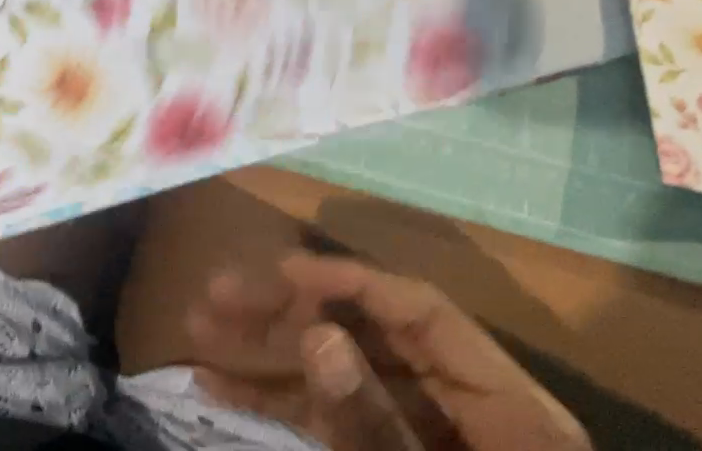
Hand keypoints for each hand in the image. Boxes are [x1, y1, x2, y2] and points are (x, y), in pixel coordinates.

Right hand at [186, 253, 588, 450]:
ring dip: (264, 352)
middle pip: (364, 332)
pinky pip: (327, 416)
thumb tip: (317, 335)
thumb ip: (376, 422)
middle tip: (214, 295)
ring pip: (335, 370)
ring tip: (196, 330)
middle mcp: (458, 403)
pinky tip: (217, 386)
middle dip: (285, 313)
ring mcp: (416, 431)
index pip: (418, 311)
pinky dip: (275, 400)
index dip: (346, 280)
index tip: (277, 269)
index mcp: (504, 402)